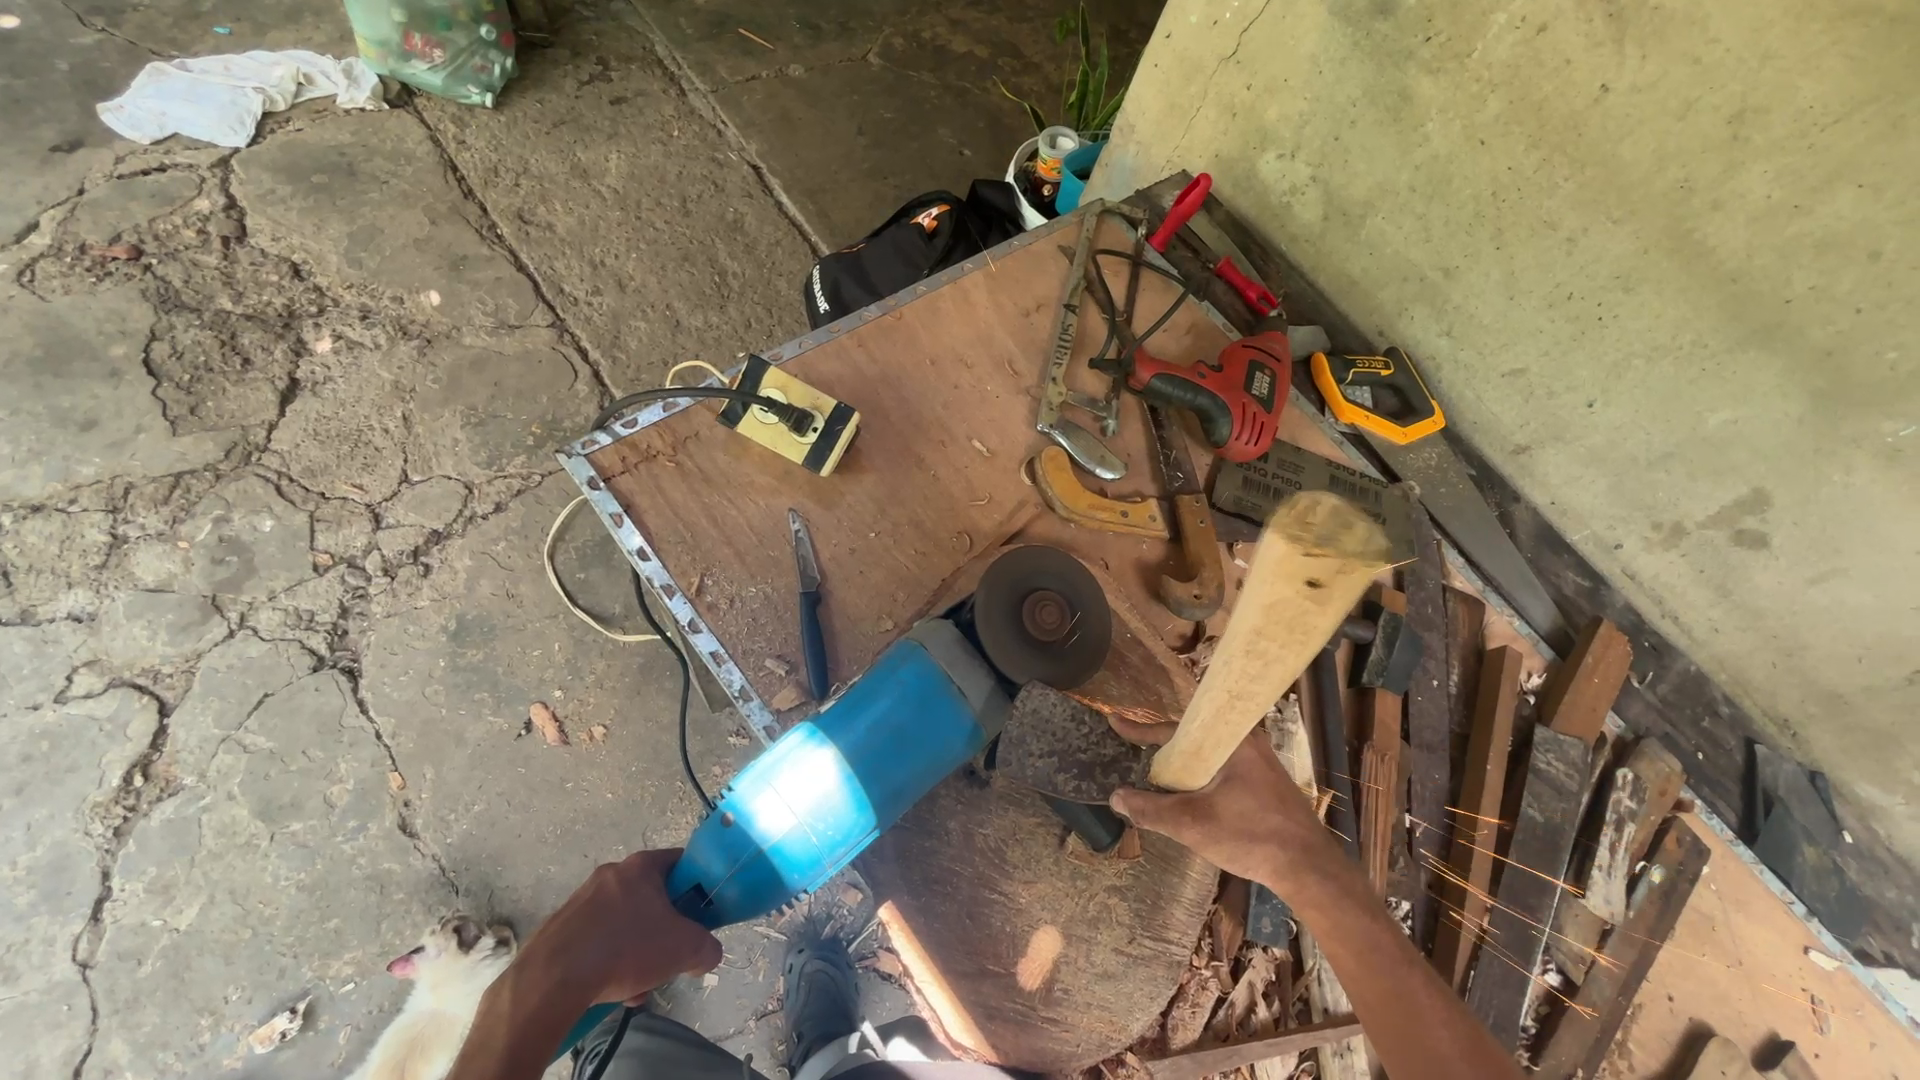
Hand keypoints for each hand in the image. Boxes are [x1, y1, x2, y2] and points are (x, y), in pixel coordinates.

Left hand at [517, 849, 721, 1005]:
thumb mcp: (686, 949)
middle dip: (664, 929)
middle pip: (652, 897)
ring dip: (637, 951)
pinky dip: (609, 961)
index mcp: (642, 866)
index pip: (682, 862)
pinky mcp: (560, 927)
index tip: (702, 913)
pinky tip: (611, 991)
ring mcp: (581, 899)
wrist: (552, 979)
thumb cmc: (627, 948)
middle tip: (670, 954)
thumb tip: (706, 954)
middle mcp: (611, 874)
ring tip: (638, 985)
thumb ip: (708, 948)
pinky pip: (598, 940)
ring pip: (624, 923)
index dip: (698, 886)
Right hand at [1106, 716, 1334, 884]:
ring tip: (1160, 775)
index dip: (1140, 730)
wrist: (1309, 868)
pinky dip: (1201, 774)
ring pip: (1209, 753)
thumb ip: (1150, 810)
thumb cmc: (1251, 837)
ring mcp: (1260, 760)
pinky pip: (1223, 765)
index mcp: (1230, 740)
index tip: (1114, 721)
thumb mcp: (1191, 824)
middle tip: (1138, 752)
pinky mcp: (1266, 780)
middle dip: (1164, 744)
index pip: (1174, 728)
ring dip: (1184, 763)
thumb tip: (1116, 798)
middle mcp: (1246, 741)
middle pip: (1193, 736)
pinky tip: (1192, 793)